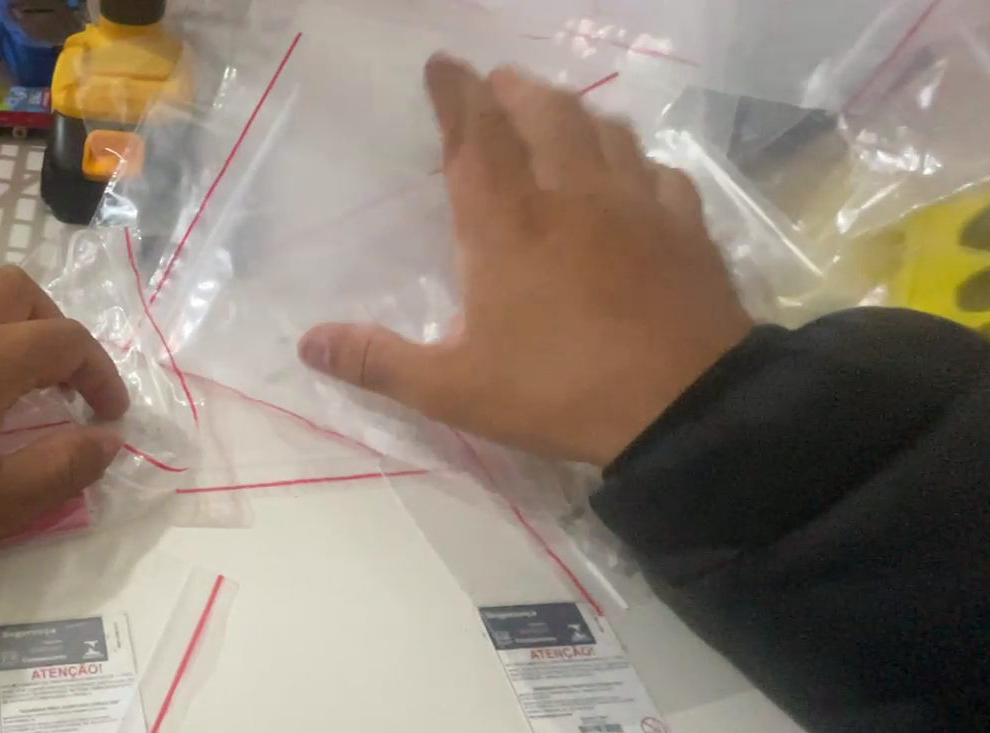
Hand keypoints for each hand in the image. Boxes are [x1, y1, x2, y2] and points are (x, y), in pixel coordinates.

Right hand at [297, 56, 752, 465]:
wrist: (683, 409)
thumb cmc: (553, 393)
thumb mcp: (447, 389)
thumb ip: (375, 362)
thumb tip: (307, 343)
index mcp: (508, 228)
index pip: (475, 140)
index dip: (454, 97)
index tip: (440, 65)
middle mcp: (573, 198)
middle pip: (544, 116)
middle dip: (511, 92)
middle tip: (491, 83)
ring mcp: (636, 206)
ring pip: (603, 130)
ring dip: (569, 111)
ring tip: (548, 111)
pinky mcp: (682, 228)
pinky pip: (653, 168)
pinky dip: (627, 154)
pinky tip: (623, 169)